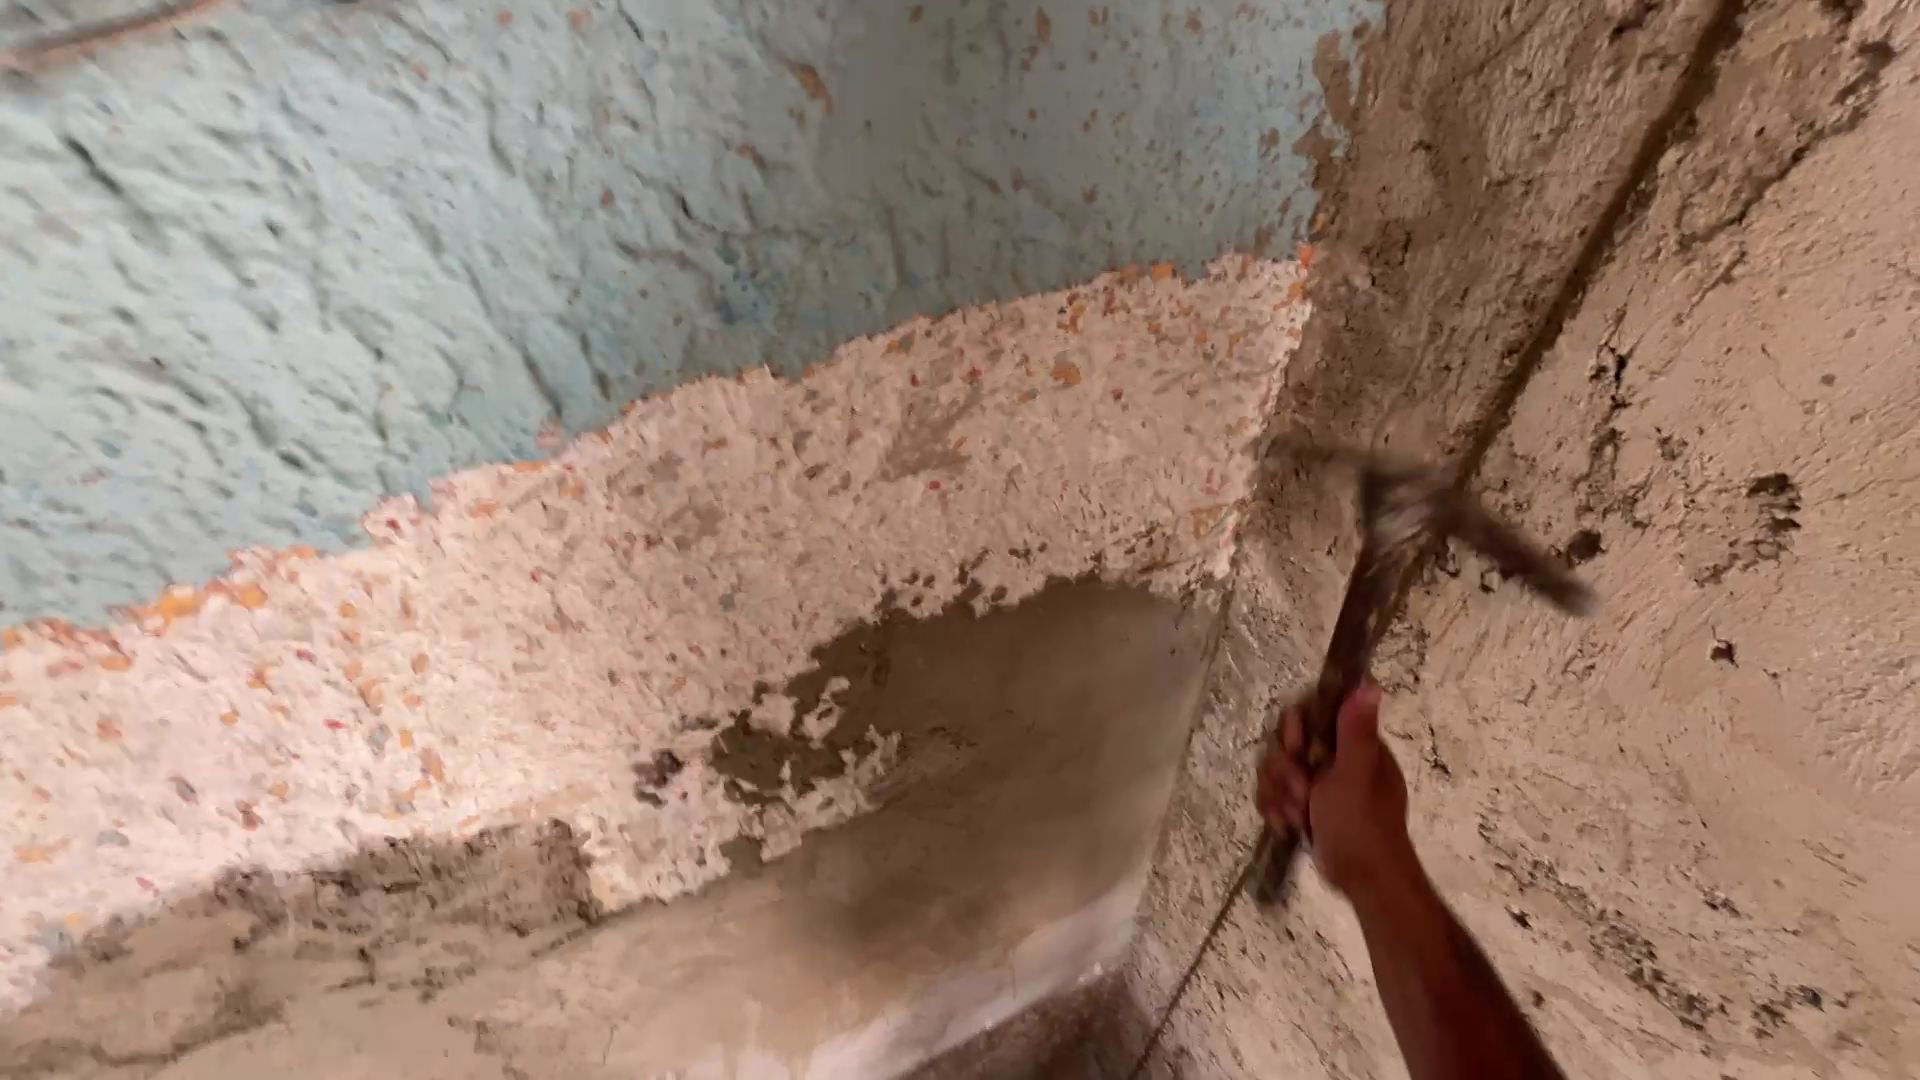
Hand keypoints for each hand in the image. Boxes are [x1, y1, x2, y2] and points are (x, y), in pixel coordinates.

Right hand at [1257, 683, 1418, 899]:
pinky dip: (1277, 811)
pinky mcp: (1304, 806)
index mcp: (1352, 746)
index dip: (1294, 730)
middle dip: (1284, 772)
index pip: (1310, 715)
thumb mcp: (1355, 774)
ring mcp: (1318, 784)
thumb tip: (1370, 683)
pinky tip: (1289, 828)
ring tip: (1297, 817)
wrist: (1363, 882)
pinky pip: (1274, 795)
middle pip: (1285, 744)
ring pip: (1275, 771)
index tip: (1296, 749)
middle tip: (1301, 793)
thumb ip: (1354, 730)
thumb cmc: (1361, 825)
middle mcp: (1334, 760)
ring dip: (1280, 795)